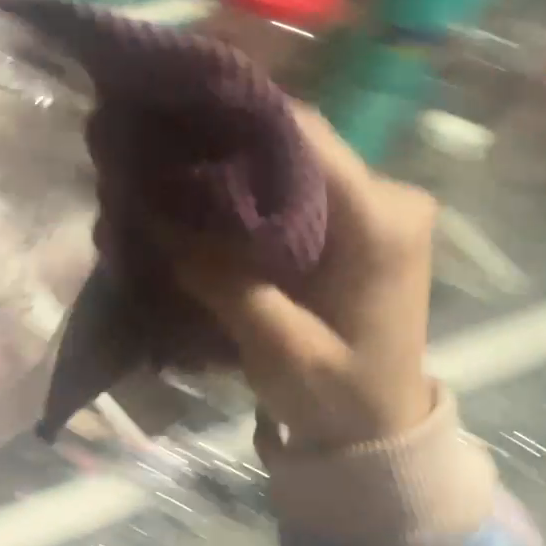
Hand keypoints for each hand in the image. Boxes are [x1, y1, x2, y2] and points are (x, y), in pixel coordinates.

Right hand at [177, 105, 436, 447]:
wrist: (376, 430)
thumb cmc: (336, 393)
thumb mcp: (280, 347)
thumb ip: (227, 283)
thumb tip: (160, 224)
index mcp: (381, 221)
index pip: (307, 138)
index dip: (241, 118)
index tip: (177, 115)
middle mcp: (386, 199)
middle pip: (297, 143)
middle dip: (227, 142)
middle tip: (159, 151)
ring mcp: (372, 210)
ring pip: (291, 163)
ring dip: (232, 166)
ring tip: (169, 173)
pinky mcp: (353, 226)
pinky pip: (294, 188)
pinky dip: (247, 190)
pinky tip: (203, 201)